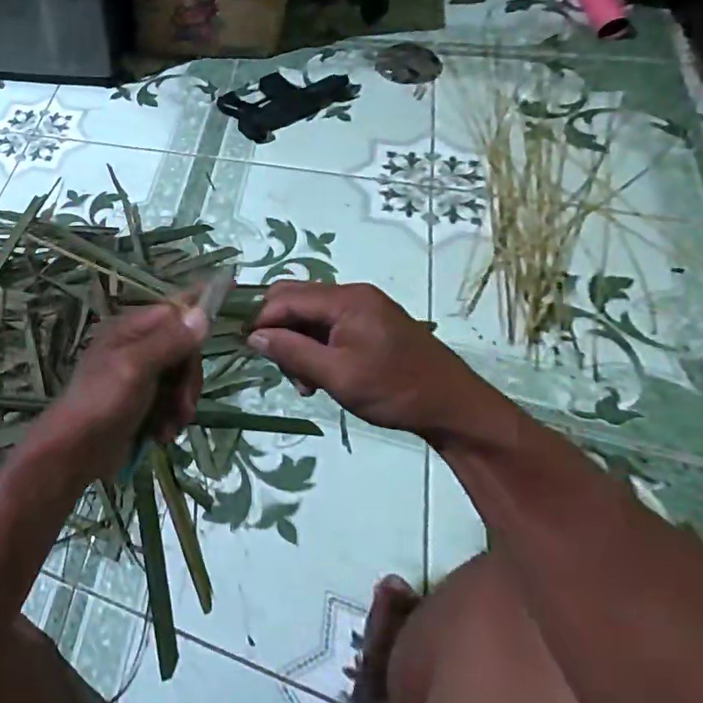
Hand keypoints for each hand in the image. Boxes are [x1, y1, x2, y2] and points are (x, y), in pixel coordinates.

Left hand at [36, 301, 208, 479]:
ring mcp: (139, 376)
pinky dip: (170, 419)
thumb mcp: (136, 367)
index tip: (226, 306)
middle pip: (183, 350)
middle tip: (183, 405)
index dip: (198, 315)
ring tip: (168, 428)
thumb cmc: (102, 402)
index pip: (175, 311)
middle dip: (188, 379)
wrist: (75, 451)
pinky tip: (160, 435)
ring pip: (180, 380)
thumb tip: (201, 313)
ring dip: (180, 405)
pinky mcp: (142, 402)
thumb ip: (169, 341)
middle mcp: (136, 347)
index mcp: (130, 330)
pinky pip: (170, 402)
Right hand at [246, 281, 518, 444]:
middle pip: (295, 300)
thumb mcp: (337, 375)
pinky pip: (327, 327)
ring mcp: (362, 309)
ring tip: (305, 382)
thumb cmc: (395, 390)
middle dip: (279, 332)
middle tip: (282, 368)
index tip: (249, 350)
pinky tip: (319, 377)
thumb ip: (293, 352)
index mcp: (346, 300)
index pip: (286, 298)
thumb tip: (253, 336)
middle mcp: (352, 295)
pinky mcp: (369, 325)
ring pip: (309, 316)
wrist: (453, 406)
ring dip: (297, 345)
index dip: (262, 321)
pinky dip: (315, 348)